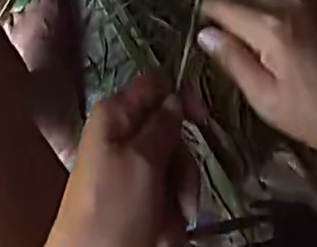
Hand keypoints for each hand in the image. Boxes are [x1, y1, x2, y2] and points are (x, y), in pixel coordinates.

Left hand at [45, 73, 191, 246]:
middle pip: (169, 130)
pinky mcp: (135, 201)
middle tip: (183, 194)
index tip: (204, 116)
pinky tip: (162, 235)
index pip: (154, 84)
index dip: (181, 94)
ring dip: (179, 196)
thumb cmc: (113, 211)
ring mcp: (129, 170)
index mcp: (115, 115)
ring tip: (170, 225)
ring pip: (172, 166)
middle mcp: (121, 136)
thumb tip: (176, 96)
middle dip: (183, 164)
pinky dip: (170, 217)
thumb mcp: (142, 162)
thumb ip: (163, 125)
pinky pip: (166, 196)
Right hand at [197, 0, 316, 158]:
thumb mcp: (267, 99)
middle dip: (229, 12)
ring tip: (250, 42)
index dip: (209, 13)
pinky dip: (274, 14)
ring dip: (253, 12)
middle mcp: (289, 5)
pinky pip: (287, 3)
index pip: (226, 6)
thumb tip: (205, 34)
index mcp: (271, 27)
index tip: (200, 23)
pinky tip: (280, 41)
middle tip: (222, 37)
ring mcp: (310, 4)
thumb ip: (234, 61)